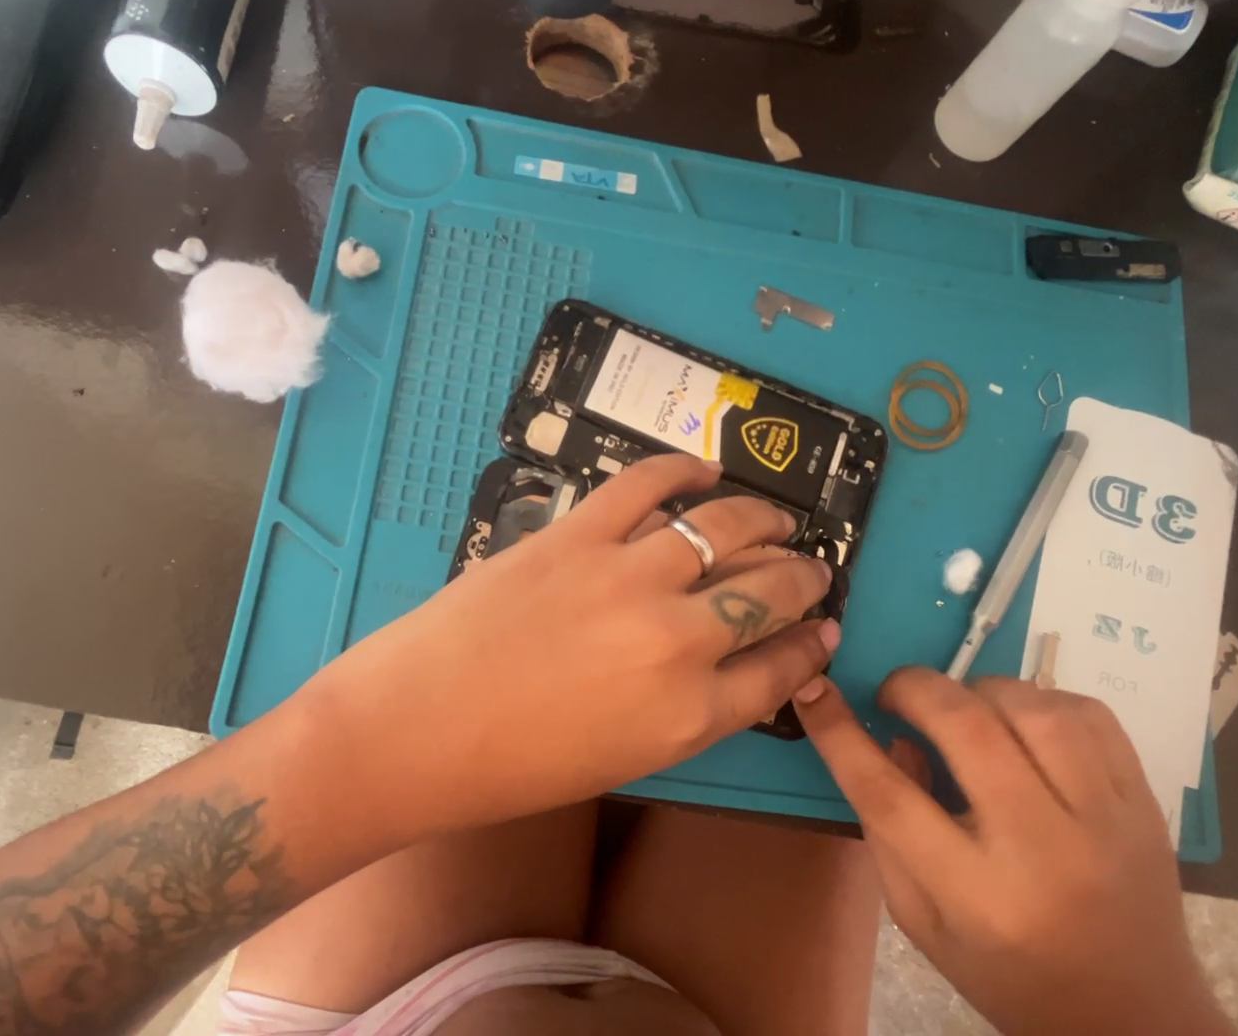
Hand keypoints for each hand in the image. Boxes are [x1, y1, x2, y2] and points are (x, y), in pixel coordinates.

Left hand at [291, 454, 838, 841]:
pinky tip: (704, 470)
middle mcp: (677, 641)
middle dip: (803, 580)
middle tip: (811, 570)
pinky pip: (646, 485)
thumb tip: (727, 659)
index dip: (811, 648)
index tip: (824, 631)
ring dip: (764, 519)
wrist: (413, 729)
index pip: (781, 671)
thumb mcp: (624, 757)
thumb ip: (687, 708)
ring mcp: (628, 577)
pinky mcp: (576, 534)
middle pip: (770, 593)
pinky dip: (682, 470)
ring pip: (725, 528)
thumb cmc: (513, 767)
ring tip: (778, 517)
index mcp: (690, 715)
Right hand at [794, 668, 1229, 1035]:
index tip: (814, 692)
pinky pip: (1091, 716)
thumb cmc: (1007, 973)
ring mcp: (1108, 822)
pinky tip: (1019, 719)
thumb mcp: (920, 920)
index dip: (839, 733)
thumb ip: (889, 831)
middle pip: (969, 730)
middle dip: (915, 689)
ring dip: (981, 690)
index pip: (889, 794)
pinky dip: (1041, 698)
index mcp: (976, 895)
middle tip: (894, 694)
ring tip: (962, 708)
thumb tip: (895, 740)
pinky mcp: (1146, 804)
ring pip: (1036, 708)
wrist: (1133, 1018)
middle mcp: (1044, 850)